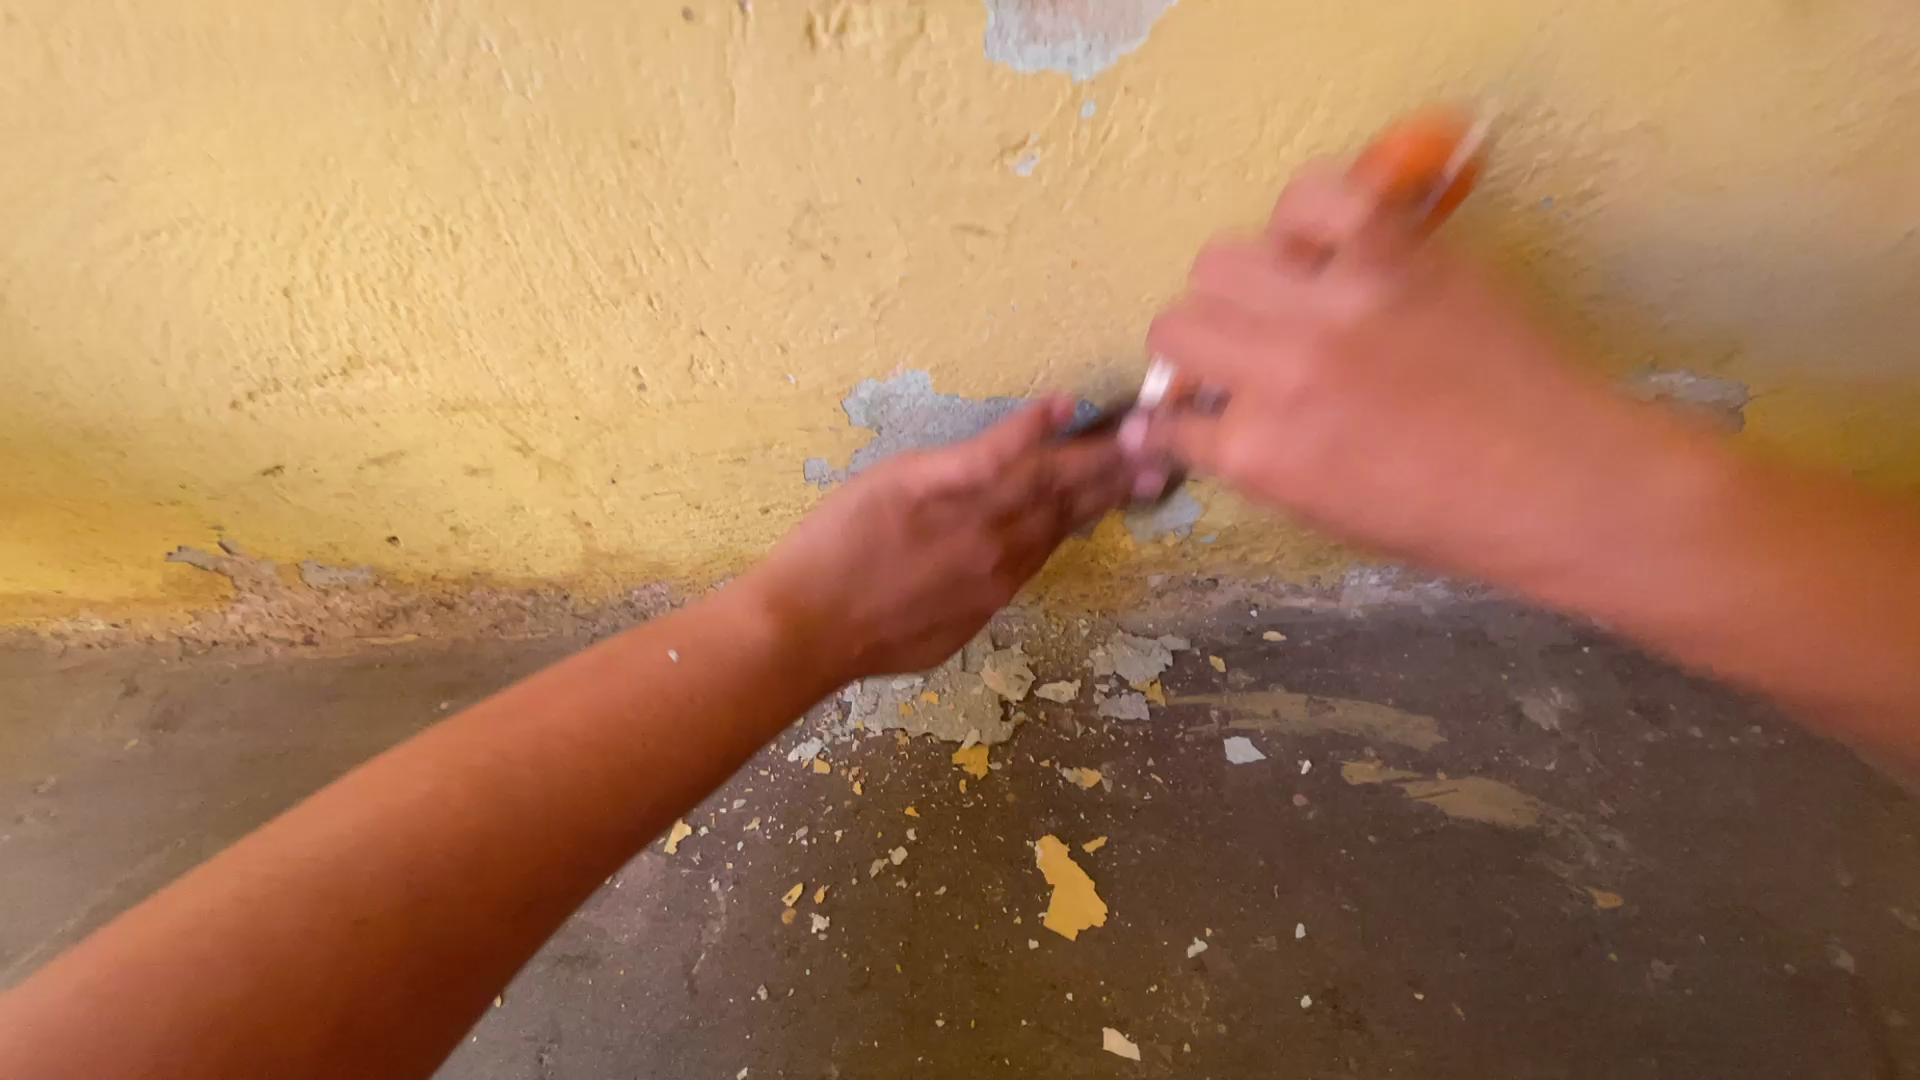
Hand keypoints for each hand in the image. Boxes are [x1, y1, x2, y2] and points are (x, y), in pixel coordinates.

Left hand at [743, 399, 1130, 681]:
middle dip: (1119, 476)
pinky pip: (992, 452)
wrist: (809, 628)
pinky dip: (1030, 429)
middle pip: (1069, 502)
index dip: (1101, 505)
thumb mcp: (942, 631)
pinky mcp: (933, 485)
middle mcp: (1002, 547)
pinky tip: (1064, 406)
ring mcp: (970, 515)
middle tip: (1166, 450)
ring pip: (1045, 478)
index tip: (1135, 484)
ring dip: (1095, 452)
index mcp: (1002, 579)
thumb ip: (981, 595)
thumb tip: (1007, 572)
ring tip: (1138, 428)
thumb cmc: (868, 636)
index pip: (1061, 530)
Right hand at [1122, 164, 1714, 586]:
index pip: (1171, 416)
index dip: (1176, 416)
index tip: (1188, 410)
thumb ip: (1239, 456)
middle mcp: (1279, 372)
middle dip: (1191, 348)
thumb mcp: (1309, 508)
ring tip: (1277, 300)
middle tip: (1231, 354)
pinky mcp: (1396, 254)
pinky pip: (1311, 196)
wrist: (1560, 484)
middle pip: (1175, 326)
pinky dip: (1303, 218)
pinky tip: (1321, 249)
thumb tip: (1184, 423)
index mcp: (1256, 451)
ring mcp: (1336, 307)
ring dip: (1234, 288)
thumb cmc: (1432, 517)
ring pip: (1219, 259)